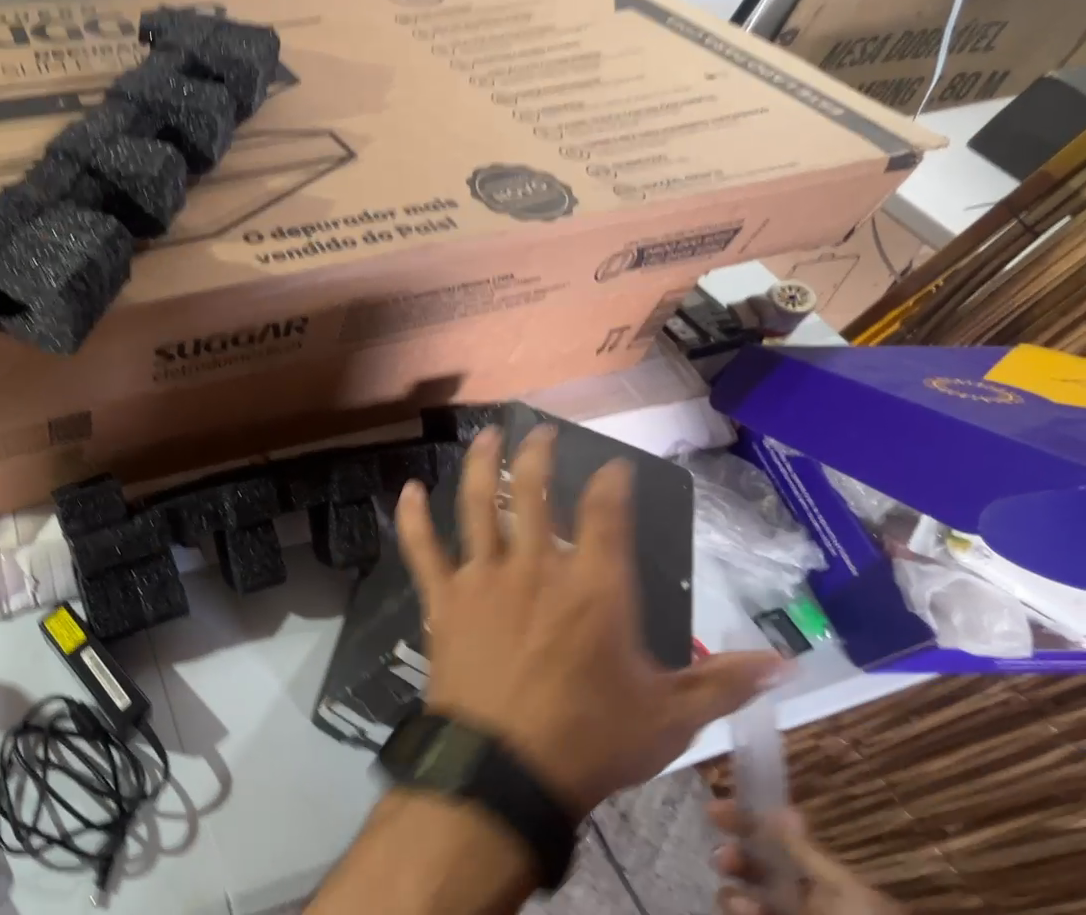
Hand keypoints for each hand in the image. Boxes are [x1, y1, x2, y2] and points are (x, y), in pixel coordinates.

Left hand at [394, 424, 784, 815]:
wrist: (504, 764)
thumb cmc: (591, 739)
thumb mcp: (671, 716)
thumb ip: (723, 682)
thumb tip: (786, 663)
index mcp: (595, 587)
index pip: (605, 514)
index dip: (610, 481)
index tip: (611, 462)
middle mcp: (535, 568)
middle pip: (534, 493)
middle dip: (539, 455)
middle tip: (540, 430)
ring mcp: (482, 578)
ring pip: (477, 506)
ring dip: (481, 466)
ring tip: (485, 436)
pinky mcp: (442, 598)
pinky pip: (421, 547)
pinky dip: (411, 516)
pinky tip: (407, 489)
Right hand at [709, 801, 907, 914]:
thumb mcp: (845, 892)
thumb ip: (807, 852)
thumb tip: (782, 806)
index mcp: (823, 881)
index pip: (776, 841)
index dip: (745, 821)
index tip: (714, 809)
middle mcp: (801, 898)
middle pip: (753, 867)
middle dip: (733, 858)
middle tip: (725, 860)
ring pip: (741, 897)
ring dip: (734, 894)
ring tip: (744, 905)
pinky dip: (737, 912)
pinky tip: (743, 914)